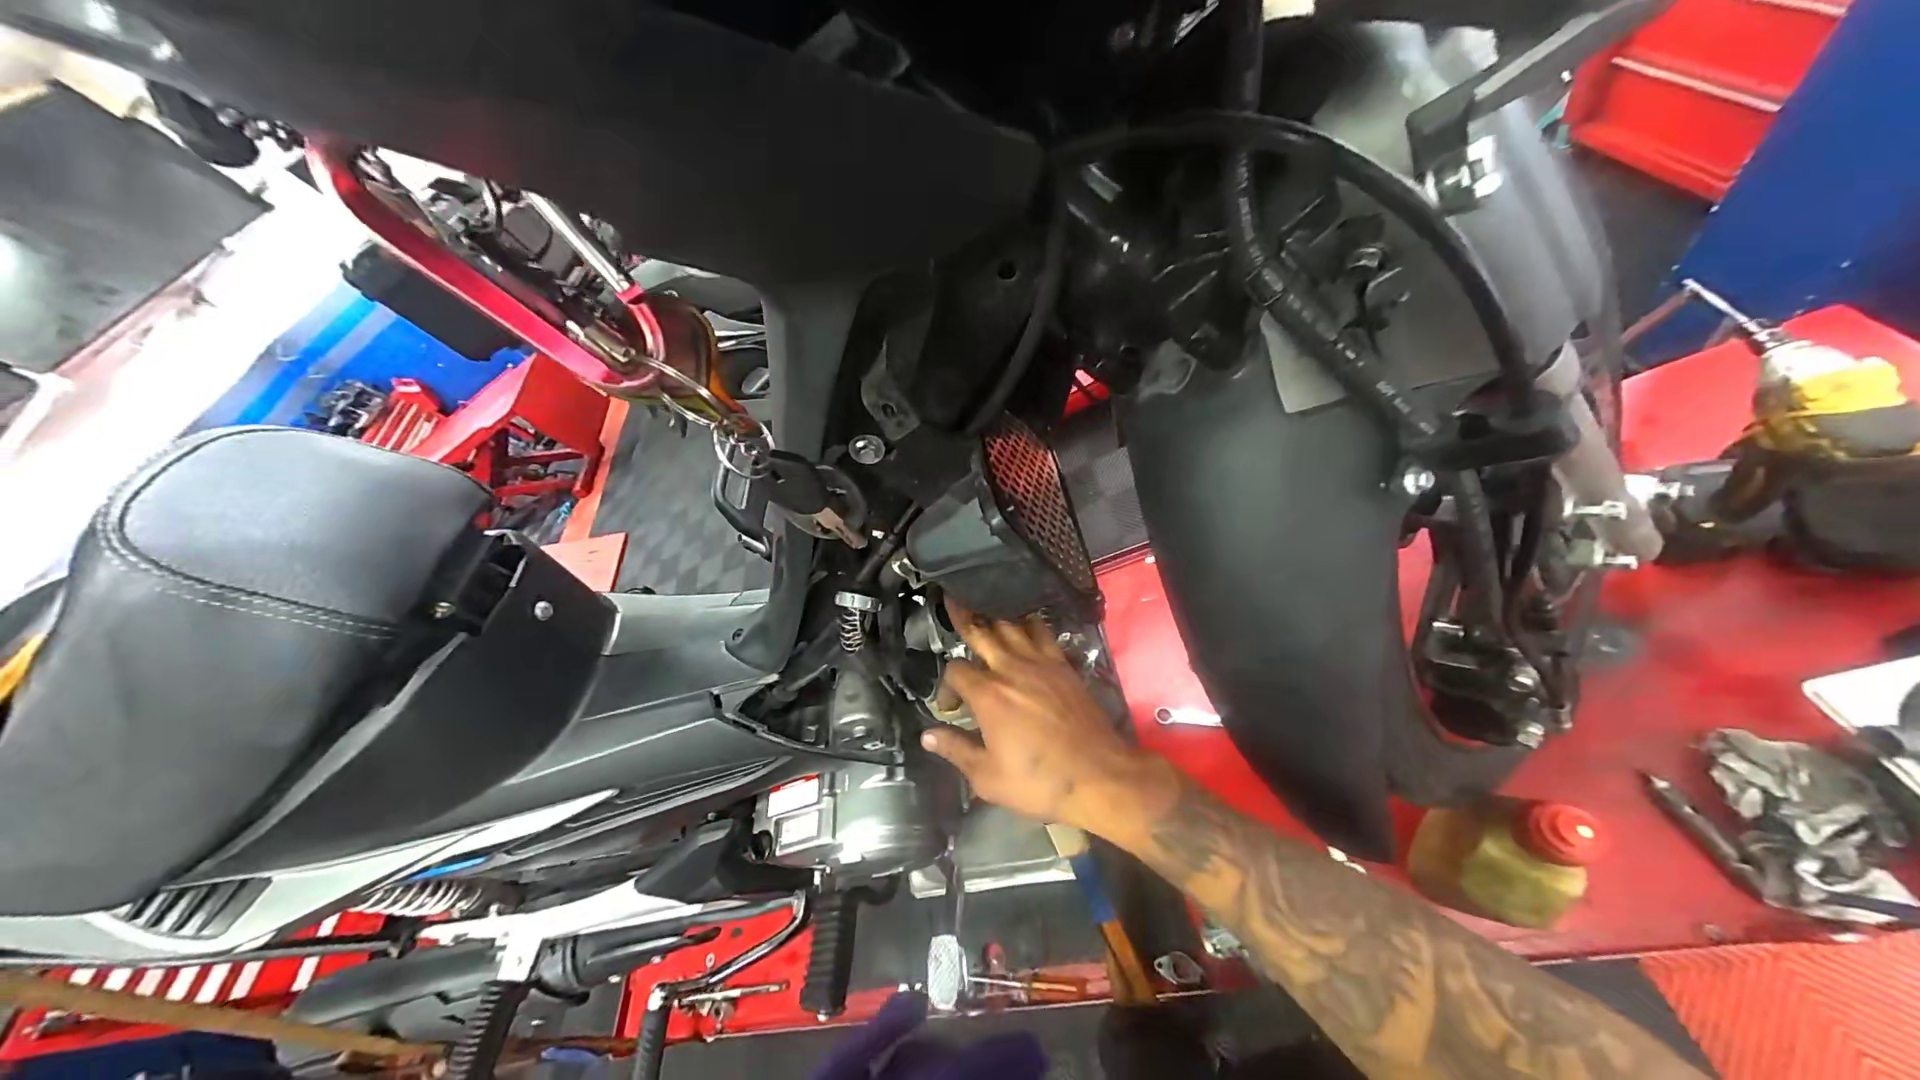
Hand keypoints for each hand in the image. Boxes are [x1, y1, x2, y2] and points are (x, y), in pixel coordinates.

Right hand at [919, 601, 1171, 835]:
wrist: (1099, 776)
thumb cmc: (1039, 782)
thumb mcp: (988, 777)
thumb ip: (957, 750)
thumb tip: (928, 736)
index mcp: (989, 695)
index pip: (956, 671)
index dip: (946, 686)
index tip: (949, 708)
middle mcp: (1012, 670)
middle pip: (982, 632)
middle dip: (963, 616)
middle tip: (951, 598)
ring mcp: (1042, 664)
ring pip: (1013, 626)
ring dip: (996, 618)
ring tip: (986, 609)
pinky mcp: (1065, 666)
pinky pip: (1044, 634)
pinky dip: (1031, 624)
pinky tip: (1027, 623)